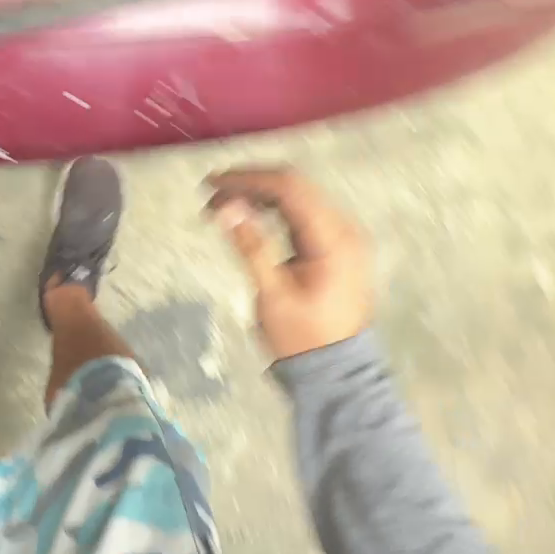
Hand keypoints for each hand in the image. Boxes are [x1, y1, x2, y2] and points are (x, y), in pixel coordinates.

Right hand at [206, 166, 373, 360]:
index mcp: (334, 239)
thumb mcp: (273, 296)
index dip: (248, 179)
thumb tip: (226, 207)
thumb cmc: (303, 339)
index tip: (213, 183)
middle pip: (294, 185)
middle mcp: (343, 229)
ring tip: (221, 204)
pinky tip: (246, 214)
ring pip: (296, 194)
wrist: (337, 374)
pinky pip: (300, 210)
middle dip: (250, 183)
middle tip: (211, 194)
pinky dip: (271, 207)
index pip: (289, 189)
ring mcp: (341, 235)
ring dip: (258, 193)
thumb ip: (251, 246)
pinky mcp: (334, 242)